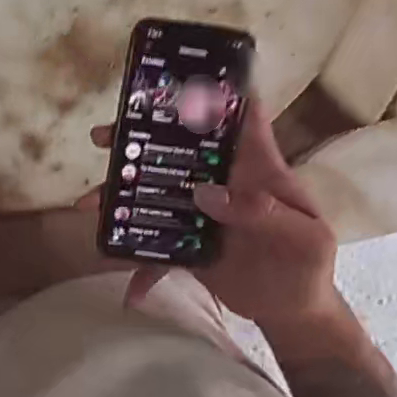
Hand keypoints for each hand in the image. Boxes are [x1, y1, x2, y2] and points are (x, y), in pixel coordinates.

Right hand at [89, 96, 347, 338]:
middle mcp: (222, 185)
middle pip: (178, 152)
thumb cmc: (308, 267)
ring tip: (89, 205)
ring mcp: (200, 215)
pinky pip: (153, 248)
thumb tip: (206, 194)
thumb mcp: (303, 239)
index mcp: (256, 172)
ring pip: (154, 195)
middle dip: (139, 141)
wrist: (291, 310)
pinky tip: (121, 277)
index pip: (239, 121)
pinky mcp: (185, 245)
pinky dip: (136, 262)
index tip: (174, 86)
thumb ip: (263, 211)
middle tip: (104, 138)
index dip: (213, 96)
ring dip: (120, 198)